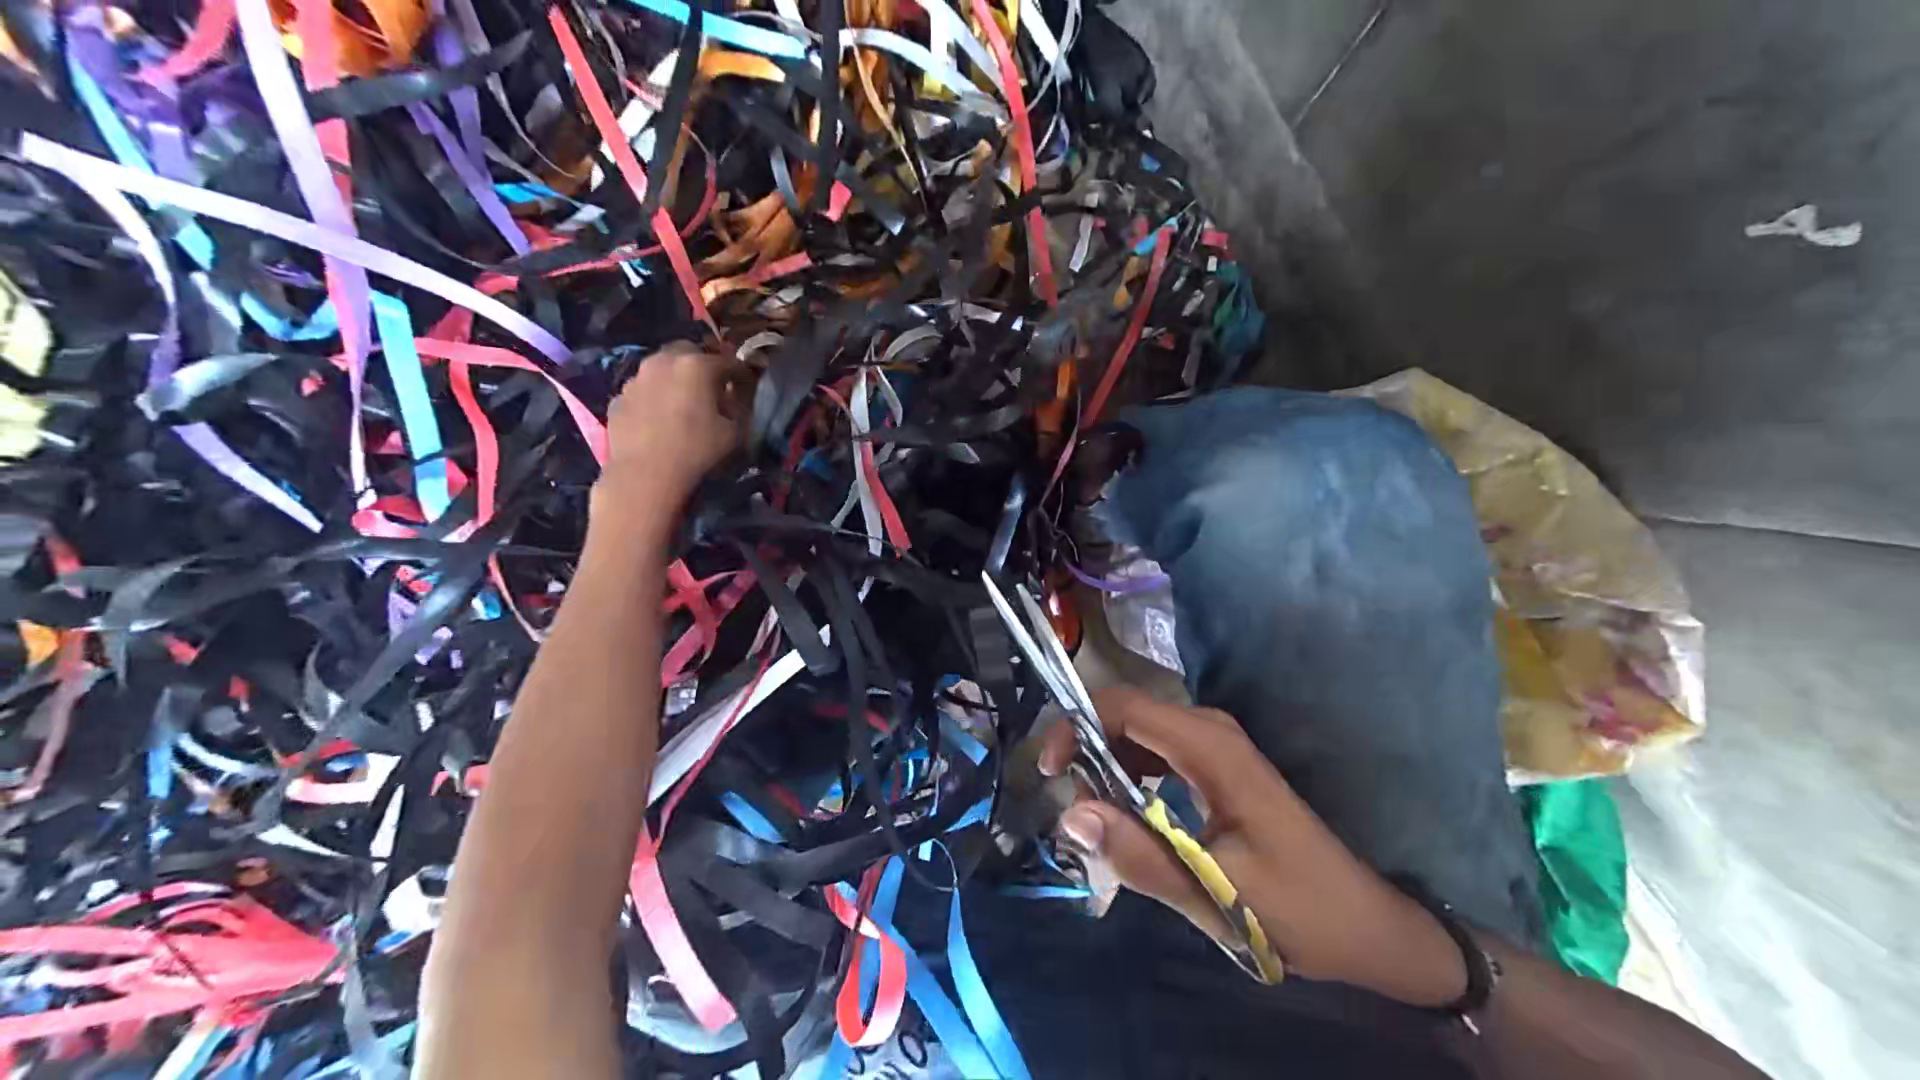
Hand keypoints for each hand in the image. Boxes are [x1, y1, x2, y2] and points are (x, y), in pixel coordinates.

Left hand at [598, 342, 742, 507]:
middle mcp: (662, 362)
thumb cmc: (697, 450)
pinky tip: (658, 421)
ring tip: (681, 405)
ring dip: (673, 380)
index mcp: (696, 365)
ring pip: (659, 370)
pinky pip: (642, 393)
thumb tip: (731, 403)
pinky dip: (652, 400)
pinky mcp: (618, 399)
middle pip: (687, 353)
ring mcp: (635, 380)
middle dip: (701, 366)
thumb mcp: (734, 433)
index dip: (741, 374)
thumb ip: (737, 410)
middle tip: (710, 389)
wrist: (645, 476)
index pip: (728, 362)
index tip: (747, 386)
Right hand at [1039, 685, 1470, 1006]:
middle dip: (1083, 749)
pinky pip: (1153, 752)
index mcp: (1211, 747)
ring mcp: (1213, 746)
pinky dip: (1125, 774)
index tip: (1048, 772)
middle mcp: (1209, 732)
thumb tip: (1070, 816)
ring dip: (1102, 764)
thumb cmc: (1299, 909)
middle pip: (1125, 715)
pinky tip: (1120, 812)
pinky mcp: (1213, 766)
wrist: (1367, 926)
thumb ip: (1140, 855)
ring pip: (1136, 734)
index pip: (1124, 707)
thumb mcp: (1214, 893)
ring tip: (1088, 813)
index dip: (1076, 728)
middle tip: (1066, 803)